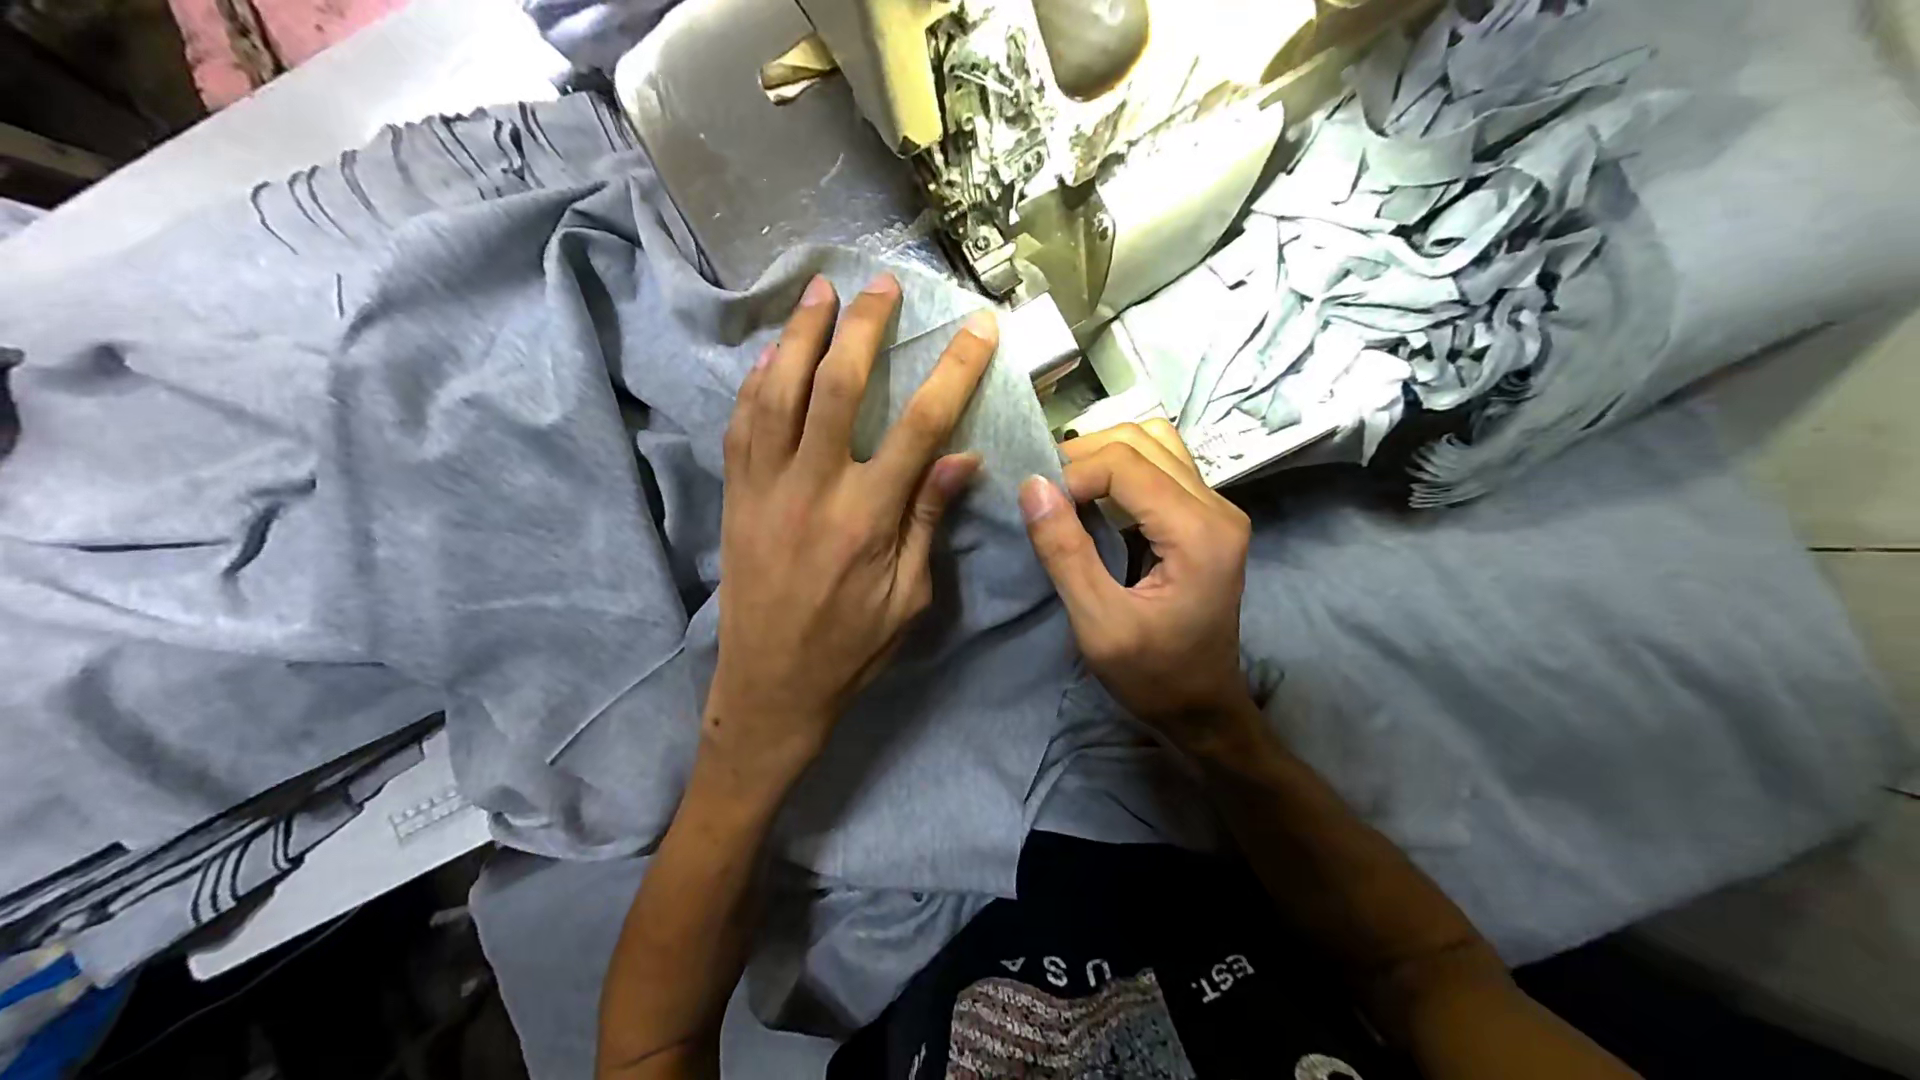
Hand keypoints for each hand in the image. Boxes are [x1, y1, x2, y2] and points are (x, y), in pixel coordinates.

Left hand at [707, 272, 998, 788]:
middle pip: (838, 386)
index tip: (977, 330)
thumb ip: (928, 520)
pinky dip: (756, 380)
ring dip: (800, 335)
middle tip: (881, 285)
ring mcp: (765, 487)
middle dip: (863, 327)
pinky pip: (741, 423)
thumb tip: (963, 458)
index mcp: (867, 517)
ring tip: (819, 292)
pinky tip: (771, 354)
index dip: (953, 371)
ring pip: (779, 391)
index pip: (920, 426)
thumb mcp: (909, 598)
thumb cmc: (851, 648)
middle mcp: (813, 488)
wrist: (769, 685)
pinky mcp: (735, 496)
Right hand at [1019, 420, 1255, 744]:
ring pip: (1155, 442)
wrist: (1203, 707)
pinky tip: (1095, 499)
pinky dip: (1120, 470)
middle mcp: (1217, 507)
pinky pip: (1162, 464)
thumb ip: (1066, 553)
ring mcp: (1217, 508)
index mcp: (1199, 532)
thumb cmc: (1154, 676)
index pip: (1124, 463)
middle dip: (1085, 457)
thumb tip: (1031, 486)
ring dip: (1104, 456)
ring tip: (1069, 491)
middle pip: (1142, 439)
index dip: (1073, 476)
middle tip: (1048, 495)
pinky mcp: (1206, 516)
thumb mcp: (1099, 625)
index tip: (1040, 511)